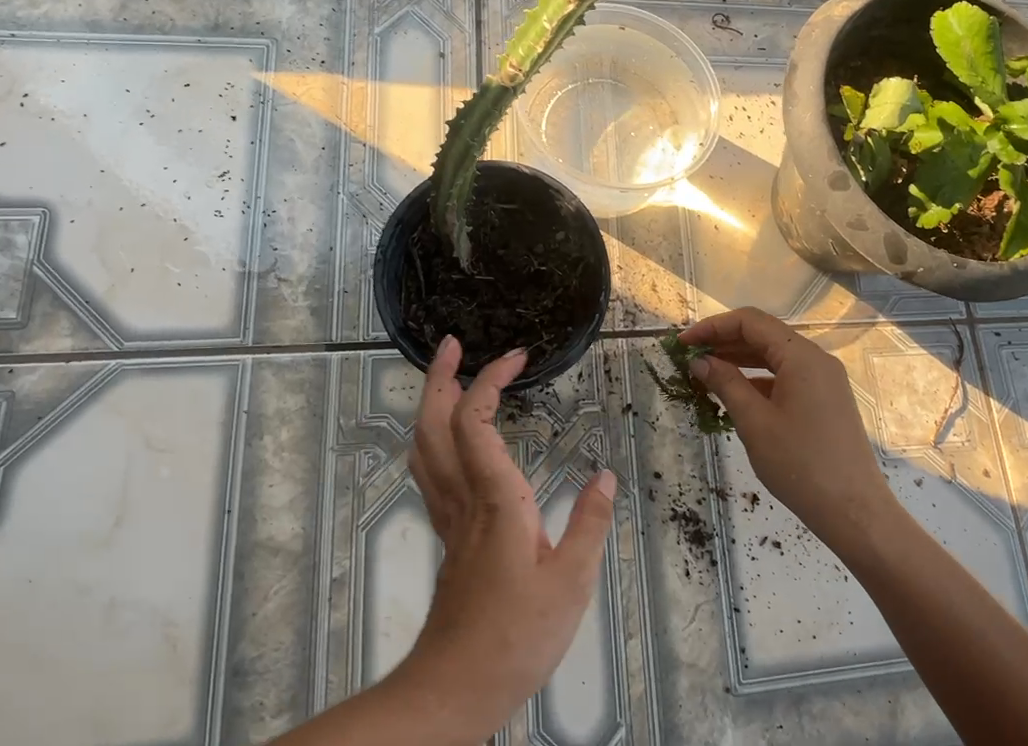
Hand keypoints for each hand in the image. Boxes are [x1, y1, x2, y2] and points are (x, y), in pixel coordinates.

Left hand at [396, 337, 617, 741]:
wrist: (458, 684)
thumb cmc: (517, 635)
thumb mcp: (572, 583)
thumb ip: (588, 524)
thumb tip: (605, 477)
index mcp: (495, 501)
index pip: (475, 422)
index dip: (490, 380)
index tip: (517, 357)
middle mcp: (463, 499)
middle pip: (432, 426)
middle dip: (439, 378)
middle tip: (454, 343)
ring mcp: (449, 517)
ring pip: (423, 447)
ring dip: (431, 403)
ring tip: (449, 376)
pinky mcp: (448, 535)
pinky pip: (430, 471)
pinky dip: (434, 438)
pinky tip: (451, 440)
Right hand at [680, 308, 896, 547]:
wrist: (854, 511)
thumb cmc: (800, 465)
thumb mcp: (754, 423)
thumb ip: (725, 384)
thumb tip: (700, 361)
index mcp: (802, 356)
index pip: (751, 322)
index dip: (713, 327)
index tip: (683, 342)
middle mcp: (817, 360)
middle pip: (764, 335)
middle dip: (724, 342)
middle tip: (689, 357)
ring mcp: (824, 380)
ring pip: (775, 357)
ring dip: (739, 360)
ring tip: (705, 374)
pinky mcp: (826, 400)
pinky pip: (787, 377)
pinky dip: (758, 380)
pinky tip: (735, 395)